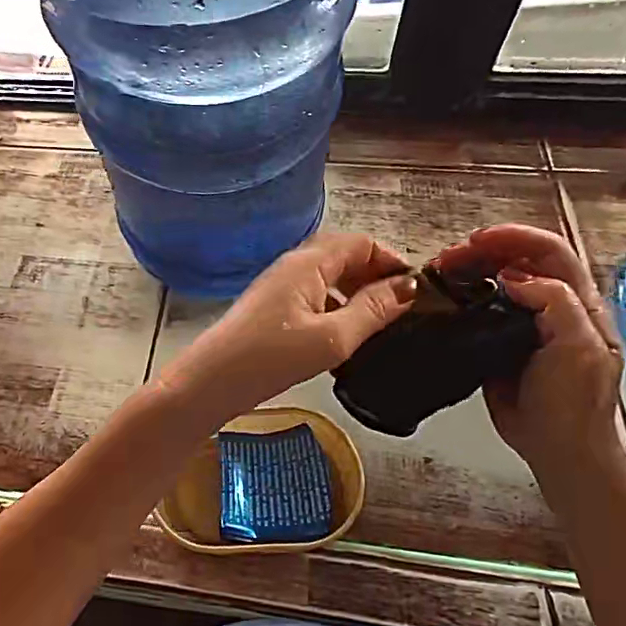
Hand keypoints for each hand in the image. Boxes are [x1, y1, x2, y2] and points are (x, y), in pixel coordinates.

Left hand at [161, 233, 416, 419]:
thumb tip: (409, 288)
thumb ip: (373, 311)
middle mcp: (295, 265)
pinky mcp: (274, 307)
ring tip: (380, 325)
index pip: (362, 243)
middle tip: (402, 310)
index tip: (416, 291)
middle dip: (378, 276)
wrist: (210, 383)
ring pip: (332, 277)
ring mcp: (282, 286)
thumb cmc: (270, 358)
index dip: (392, 261)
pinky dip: (339, 307)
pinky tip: (346, 336)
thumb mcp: (332, 338)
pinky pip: (317, 296)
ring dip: (359, 293)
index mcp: (310, 263)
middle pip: (347, 256)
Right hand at [437, 225, 625, 481]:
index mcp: (579, 303)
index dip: (516, 238)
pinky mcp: (499, 340)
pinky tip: (443, 295)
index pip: (550, 252)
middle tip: (451, 257)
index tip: (479, 241)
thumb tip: (512, 277)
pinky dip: (461, 293)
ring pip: (496, 279)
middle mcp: (551, 305)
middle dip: (485, 249)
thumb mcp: (579, 348)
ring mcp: (523, 322)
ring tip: (441, 270)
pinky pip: (480, 307)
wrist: (558, 451)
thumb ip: (555, 303)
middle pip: (519, 259)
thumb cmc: (575, 404)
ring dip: (470, 267)